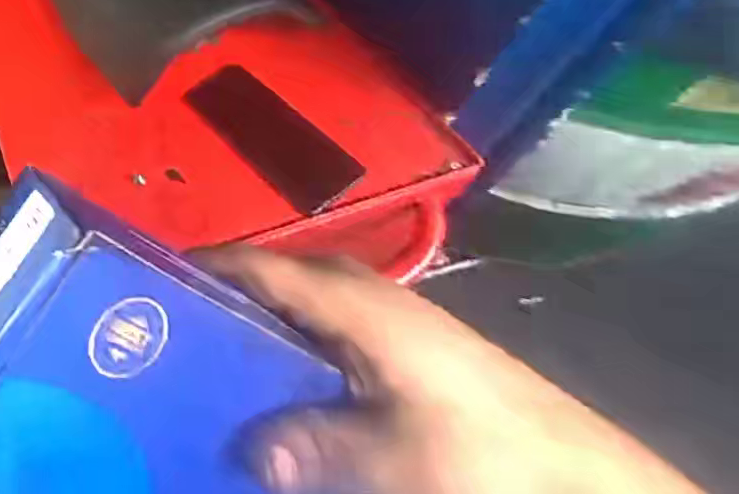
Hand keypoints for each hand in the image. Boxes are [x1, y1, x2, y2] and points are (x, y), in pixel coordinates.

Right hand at [200, 247, 703, 493]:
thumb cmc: (492, 457)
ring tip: (203, 371)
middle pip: (265, 283)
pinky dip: (283, 356)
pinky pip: (314, 335)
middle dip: (217, 307)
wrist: (590, 481)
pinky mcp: (389, 344)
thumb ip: (316, 445)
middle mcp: (353, 291)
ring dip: (249, 335)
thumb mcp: (400, 462)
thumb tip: (246, 449)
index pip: (256, 266)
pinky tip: (270, 397)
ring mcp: (373, 314)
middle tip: (164, 340)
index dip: (202, 269)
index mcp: (348, 299)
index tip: (147, 285)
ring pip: (289, 310)